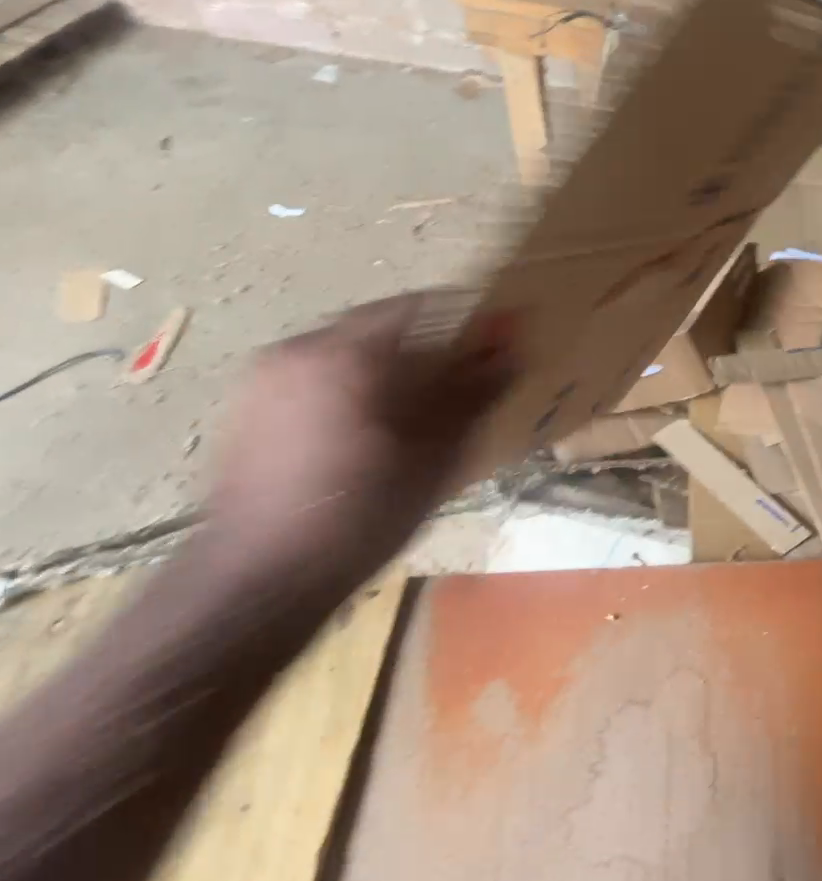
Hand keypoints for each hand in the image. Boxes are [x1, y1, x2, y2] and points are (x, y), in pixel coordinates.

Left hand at [199, 294, 510, 595]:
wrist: (263, 573)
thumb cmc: (365, 513)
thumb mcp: (437, 455)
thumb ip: (474, 393)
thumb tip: (511, 351)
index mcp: (346, 353)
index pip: (422, 307)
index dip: (470, 323)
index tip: (504, 343)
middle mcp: (298, 350)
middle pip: (384, 329)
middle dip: (432, 351)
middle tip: (473, 385)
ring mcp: (266, 378)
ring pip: (351, 356)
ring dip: (396, 373)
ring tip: (429, 415)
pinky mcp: (250, 408)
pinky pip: (321, 378)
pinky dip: (360, 390)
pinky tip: (381, 434)